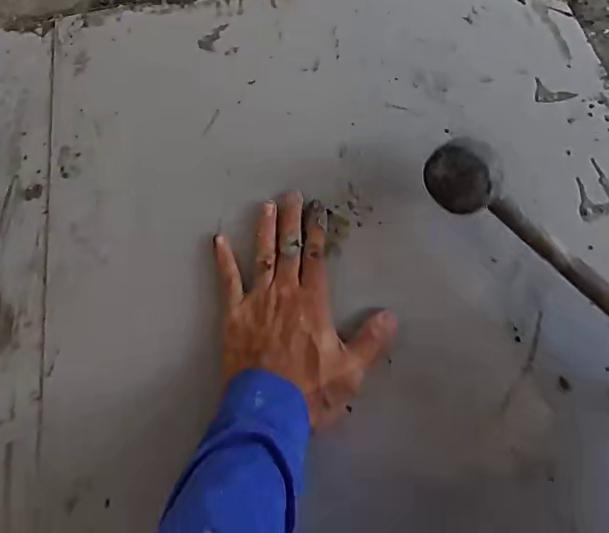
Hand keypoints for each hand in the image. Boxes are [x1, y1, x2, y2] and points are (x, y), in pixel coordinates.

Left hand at [213, 191, 397, 427]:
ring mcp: (257, 301)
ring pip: (263, 257)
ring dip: (265, 230)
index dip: (317, 232)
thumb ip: (370, 341)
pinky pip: (228, 282)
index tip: (317, 210)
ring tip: (266, 206)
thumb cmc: (310, 393)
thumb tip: (390, 315)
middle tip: (292, 195)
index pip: (316, 258)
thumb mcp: (350, 372)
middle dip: (292, 220)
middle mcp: (285, 293)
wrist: (266, 413)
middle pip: (289, 249)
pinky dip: (223, 260)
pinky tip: (218, 240)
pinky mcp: (234, 316)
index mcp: (312, 302)